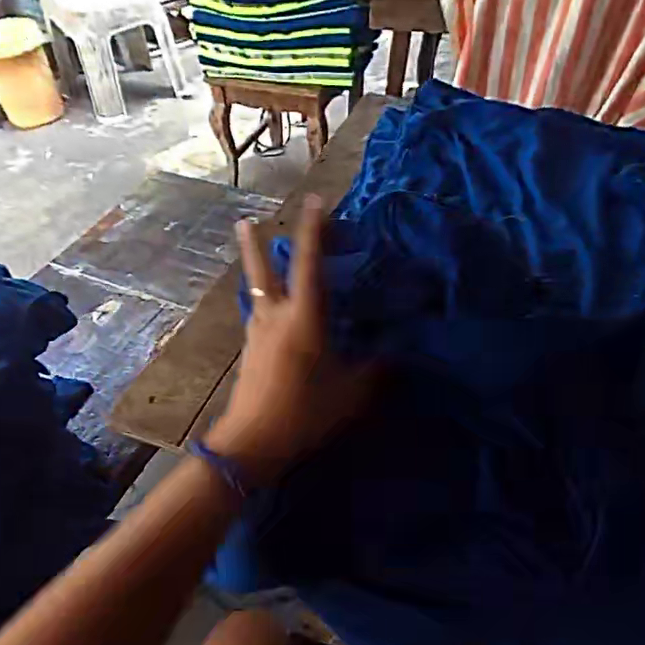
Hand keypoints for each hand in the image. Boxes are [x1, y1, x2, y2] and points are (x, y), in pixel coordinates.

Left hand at [202, 198, 373, 485]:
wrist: (252, 442)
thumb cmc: (304, 413)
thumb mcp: (350, 394)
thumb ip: (376, 370)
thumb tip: (397, 352)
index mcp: (303, 318)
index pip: (310, 264)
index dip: (315, 231)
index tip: (316, 202)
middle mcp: (275, 317)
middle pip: (262, 270)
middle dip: (255, 243)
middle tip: (247, 221)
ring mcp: (256, 333)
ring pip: (255, 290)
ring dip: (255, 268)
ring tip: (252, 254)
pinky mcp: (249, 351)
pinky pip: (255, 313)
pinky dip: (261, 299)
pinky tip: (266, 306)